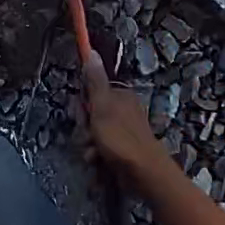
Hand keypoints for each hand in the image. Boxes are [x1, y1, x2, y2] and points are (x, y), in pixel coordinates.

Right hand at [81, 51, 170, 191]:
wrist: (144, 173)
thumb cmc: (121, 138)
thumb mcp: (103, 106)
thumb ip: (95, 81)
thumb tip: (92, 51)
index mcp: (120, 96)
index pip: (91, 92)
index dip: (82, 105)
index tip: (80, 114)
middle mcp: (122, 110)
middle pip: (90, 114)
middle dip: (84, 128)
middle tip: (89, 136)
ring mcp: (122, 131)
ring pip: (93, 133)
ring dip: (88, 144)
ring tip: (93, 153)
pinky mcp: (121, 150)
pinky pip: (100, 148)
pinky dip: (97, 155)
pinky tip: (97, 161)